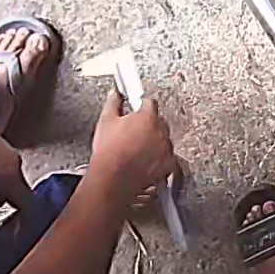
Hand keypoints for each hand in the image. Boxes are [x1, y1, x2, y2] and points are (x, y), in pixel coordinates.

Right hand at [89, 88, 176, 205]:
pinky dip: (159, 157)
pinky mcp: (168, 164)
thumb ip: (113, 103)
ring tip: (137, 149)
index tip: (137, 108)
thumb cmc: (109, 152)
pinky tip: (146, 160)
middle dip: (148, 124)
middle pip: (159, 121)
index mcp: (147, 118)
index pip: (150, 103)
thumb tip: (115, 94)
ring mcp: (166, 148)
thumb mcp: (106, 121)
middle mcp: (160, 131)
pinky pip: (167, 156)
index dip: (142, 105)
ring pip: (164, 139)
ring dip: (155, 141)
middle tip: (134, 131)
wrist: (112, 179)